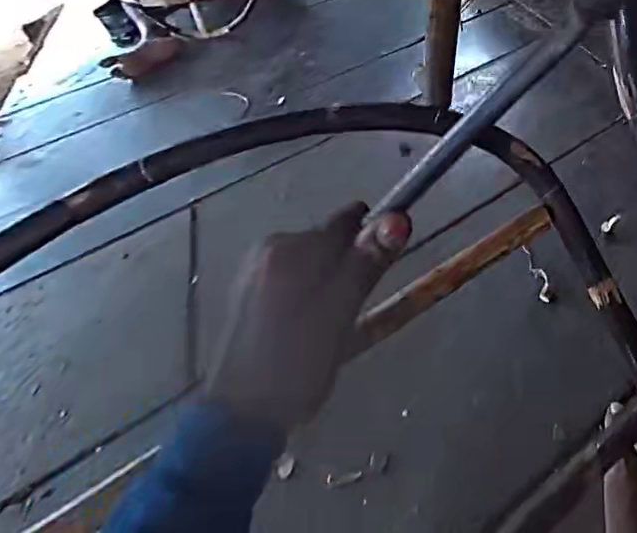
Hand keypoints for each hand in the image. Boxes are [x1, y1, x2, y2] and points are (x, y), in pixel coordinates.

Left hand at [204, 203, 412, 431]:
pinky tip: (302, 331)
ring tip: (325, 328)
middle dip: (345, 268)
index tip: (376, 272)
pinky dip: (305, 297)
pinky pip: (291, 280)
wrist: (238, 419)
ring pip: (311, 263)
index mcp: (293, 245)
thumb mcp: (341, 311)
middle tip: (347, 313)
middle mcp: (271, 246)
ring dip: (326, 284)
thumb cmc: (297, 362)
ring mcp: (253, 270)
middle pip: (328, 242)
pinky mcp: (245, 294)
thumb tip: (398, 218)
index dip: (370, 241)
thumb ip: (368, 262)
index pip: (347, 220)